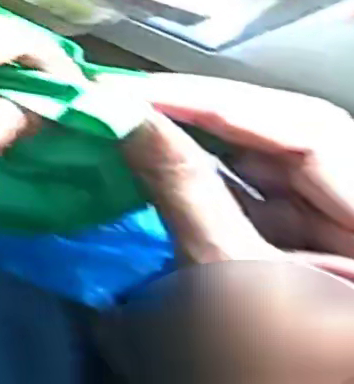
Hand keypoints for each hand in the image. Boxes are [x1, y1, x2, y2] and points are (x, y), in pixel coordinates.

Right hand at [111, 74, 353, 278]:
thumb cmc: (280, 362)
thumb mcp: (230, 275)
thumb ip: (180, 186)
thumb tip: (114, 109)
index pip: (311, 128)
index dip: (213, 99)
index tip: (125, 90)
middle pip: (297, 131)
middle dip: (199, 108)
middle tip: (114, 94)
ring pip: (277, 150)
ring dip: (198, 129)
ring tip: (124, 114)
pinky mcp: (333, 237)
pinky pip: (270, 180)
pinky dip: (208, 161)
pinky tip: (154, 146)